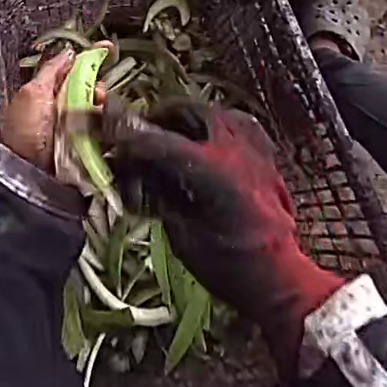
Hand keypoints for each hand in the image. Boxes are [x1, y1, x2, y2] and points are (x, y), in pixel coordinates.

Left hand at [1, 46, 106, 173]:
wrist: (32, 171)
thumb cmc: (26, 131)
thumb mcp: (33, 94)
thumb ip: (50, 71)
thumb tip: (68, 53)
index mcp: (45, 90)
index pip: (69, 67)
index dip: (88, 56)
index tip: (107, 47)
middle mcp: (59, 103)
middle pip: (86, 82)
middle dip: (95, 80)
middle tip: (97, 88)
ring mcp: (72, 121)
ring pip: (94, 100)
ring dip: (99, 98)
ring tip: (98, 103)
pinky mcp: (84, 138)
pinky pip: (99, 121)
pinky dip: (103, 117)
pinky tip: (102, 117)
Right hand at [110, 99, 345, 374]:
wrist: (282, 276)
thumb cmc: (228, 264)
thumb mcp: (180, 231)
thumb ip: (155, 191)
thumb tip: (129, 168)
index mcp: (211, 167)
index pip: (156, 139)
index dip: (126, 133)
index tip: (105, 126)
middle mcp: (232, 143)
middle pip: (181, 110)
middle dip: (154, 119)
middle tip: (137, 135)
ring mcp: (251, 141)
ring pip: (205, 111)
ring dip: (181, 120)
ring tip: (166, 139)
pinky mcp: (263, 147)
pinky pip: (228, 122)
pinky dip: (207, 128)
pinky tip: (199, 147)